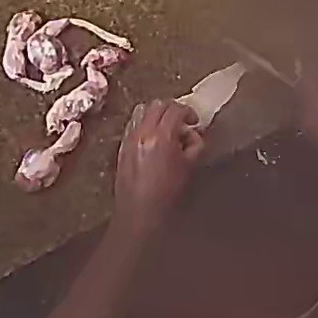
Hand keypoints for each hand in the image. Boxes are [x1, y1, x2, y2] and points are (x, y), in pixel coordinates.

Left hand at [113, 100, 202, 236]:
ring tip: (167, 128)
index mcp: (161, 136)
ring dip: (157, 114)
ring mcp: (130, 138)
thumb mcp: (190, 167)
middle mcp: (142, 132)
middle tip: (183, 121)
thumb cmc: (167, 193)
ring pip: (143, 110)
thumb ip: (195, 145)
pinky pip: (134, 124)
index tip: (194, 121)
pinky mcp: (122, 146)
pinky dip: (145, 123)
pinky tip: (154, 138)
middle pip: (158, 104)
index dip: (188, 112)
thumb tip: (193, 134)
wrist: (139, 212)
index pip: (175, 109)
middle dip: (173, 109)